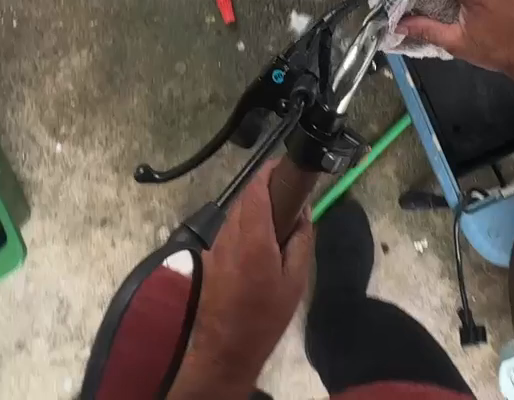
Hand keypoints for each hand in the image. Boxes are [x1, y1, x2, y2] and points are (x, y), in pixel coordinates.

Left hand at [169, 163, 314, 397]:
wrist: (226, 350)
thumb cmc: (266, 315)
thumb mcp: (295, 280)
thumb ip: (301, 241)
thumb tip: (304, 212)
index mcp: (253, 237)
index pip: (256, 189)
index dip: (268, 171)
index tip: (283, 164)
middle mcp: (230, 235)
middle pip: (244, 198)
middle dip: (263, 188)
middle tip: (286, 193)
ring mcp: (215, 247)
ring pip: (234, 213)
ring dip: (251, 207)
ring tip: (274, 217)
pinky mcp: (208, 259)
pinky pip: (227, 231)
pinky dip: (242, 226)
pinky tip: (255, 243)